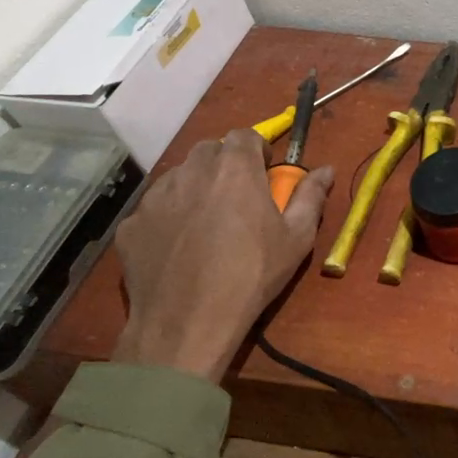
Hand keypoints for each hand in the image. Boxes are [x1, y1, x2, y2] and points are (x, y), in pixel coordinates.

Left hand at [111, 128, 333, 381]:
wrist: (187, 322)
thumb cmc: (251, 274)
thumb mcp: (296, 238)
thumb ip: (311, 196)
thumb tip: (326, 170)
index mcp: (235, 169)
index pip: (244, 135)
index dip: (256, 149)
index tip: (265, 172)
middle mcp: (191, 172)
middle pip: (209, 150)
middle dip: (225, 164)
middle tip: (238, 195)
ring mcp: (155, 198)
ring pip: (179, 176)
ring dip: (195, 186)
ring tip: (207, 220)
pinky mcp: (131, 225)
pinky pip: (154, 208)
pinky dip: (168, 216)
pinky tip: (178, 246)